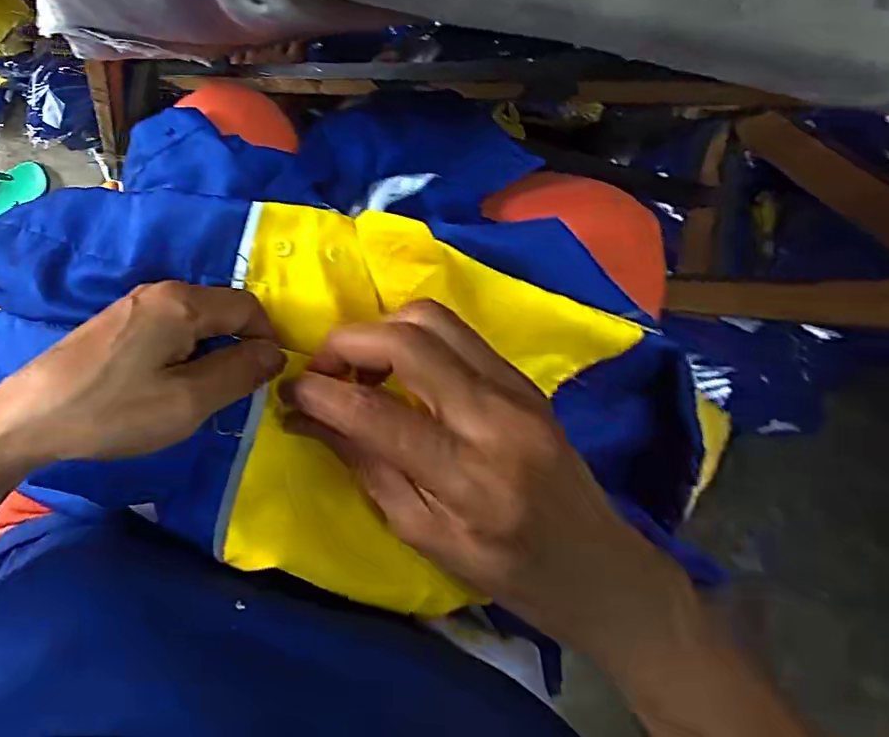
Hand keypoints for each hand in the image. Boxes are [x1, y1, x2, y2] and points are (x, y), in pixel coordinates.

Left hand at [0, 281, 284, 465]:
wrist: (29, 416)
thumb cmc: (113, 410)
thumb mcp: (188, 402)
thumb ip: (239, 372)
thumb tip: (274, 353)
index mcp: (183, 301)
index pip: (249, 308)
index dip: (266, 341)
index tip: (262, 381)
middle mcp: (162, 290)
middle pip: (222, 309)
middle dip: (236, 347)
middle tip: (227, 394)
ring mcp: (135, 302)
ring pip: (195, 319)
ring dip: (209, 352)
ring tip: (196, 395)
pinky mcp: (117, 320)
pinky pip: (169, 326)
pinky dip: (182, 351)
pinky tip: (163, 385)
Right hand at [278, 300, 689, 643]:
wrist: (598, 565)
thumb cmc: (508, 570)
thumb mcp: (425, 537)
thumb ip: (366, 467)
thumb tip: (309, 418)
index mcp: (470, 479)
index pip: (378, 415)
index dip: (322, 394)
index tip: (290, 391)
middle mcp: (496, 418)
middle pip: (408, 340)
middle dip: (348, 343)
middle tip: (323, 370)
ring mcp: (515, 387)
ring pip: (432, 318)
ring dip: (380, 331)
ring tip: (361, 368)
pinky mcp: (520, 375)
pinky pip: (455, 331)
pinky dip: (412, 336)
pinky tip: (399, 369)